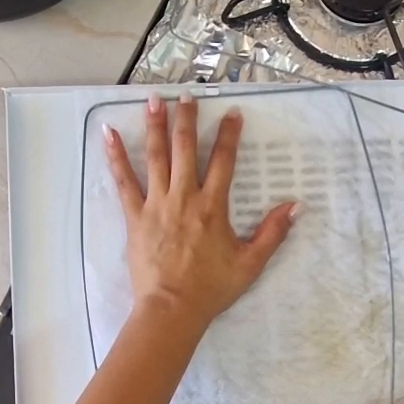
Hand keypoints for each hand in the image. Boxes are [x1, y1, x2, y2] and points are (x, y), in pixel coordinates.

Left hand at [105, 93, 297, 328]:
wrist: (172, 309)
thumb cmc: (211, 289)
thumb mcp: (250, 263)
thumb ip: (273, 232)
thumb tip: (296, 206)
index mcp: (213, 206)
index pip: (224, 161)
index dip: (229, 135)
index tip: (232, 113)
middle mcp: (184, 197)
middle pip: (186, 148)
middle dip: (186, 118)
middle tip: (186, 94)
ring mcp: (157, 204)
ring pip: (155, 156)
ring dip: (155, 125)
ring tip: (152, 99)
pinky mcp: (135, 216)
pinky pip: (123, 181)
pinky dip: (116, 156)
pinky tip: (108, 133)